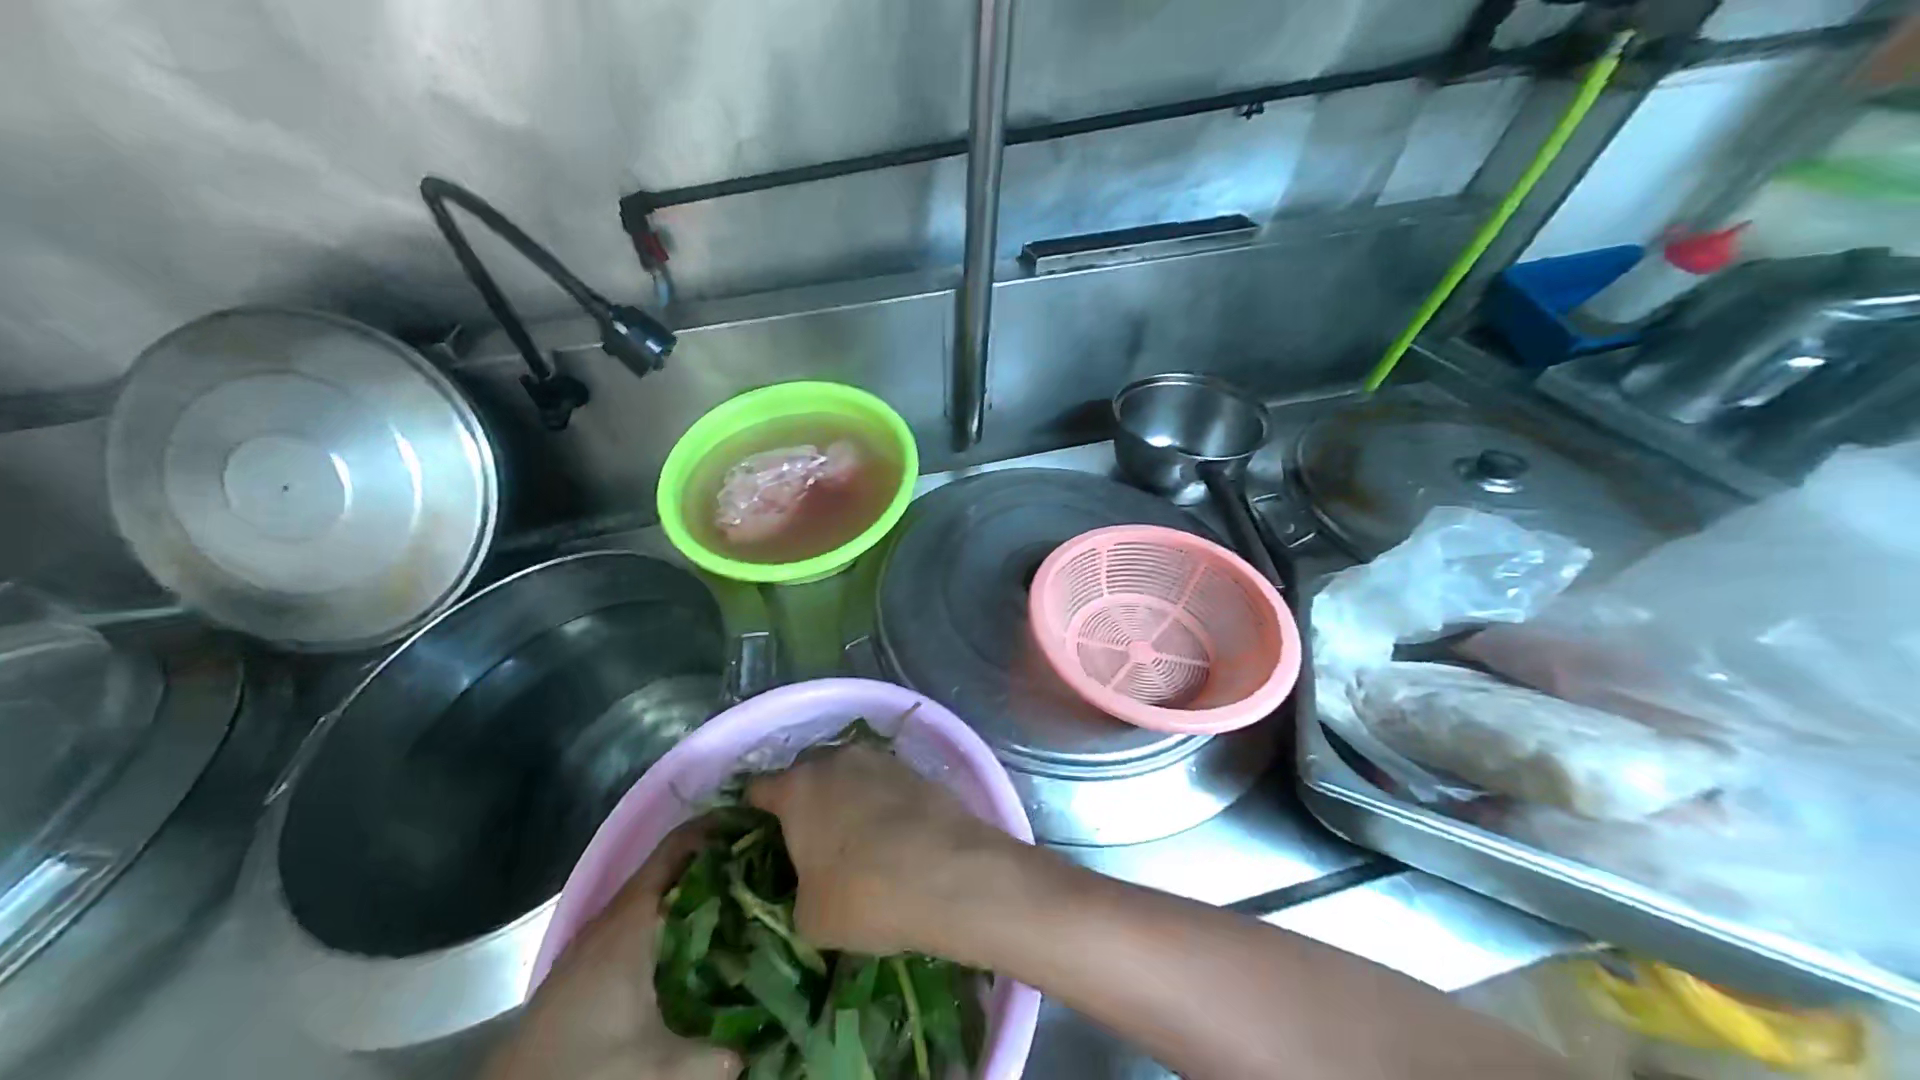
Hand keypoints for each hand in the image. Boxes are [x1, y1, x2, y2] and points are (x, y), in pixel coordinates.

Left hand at [480, 823, 740, 1079]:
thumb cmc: (580, 1069)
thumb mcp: (654, 1069)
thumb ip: (712, 1059)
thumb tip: (755, 1050)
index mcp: (632, 920)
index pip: (675, 848)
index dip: (715, 830)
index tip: (755, 825)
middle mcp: (614, 917)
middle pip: (671, 866)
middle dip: (716, 860)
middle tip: (761, 863)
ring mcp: (598, 937)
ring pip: (657, 892)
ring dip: (695, 887)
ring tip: (741, 895)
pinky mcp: (589, 961)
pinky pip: (643, 916)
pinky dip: (674, 912)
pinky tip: (697, 938)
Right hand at [747, 743, 1022, 957]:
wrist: (951, 873)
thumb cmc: (865, 894)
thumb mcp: (809, 916)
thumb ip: (797, 890)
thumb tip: (811, 884)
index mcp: (797, 787)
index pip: (758, 789)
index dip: (753, 812)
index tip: (757, 836)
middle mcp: (836, 760)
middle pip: (806, 772)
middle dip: (803, 799)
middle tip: (808, 838)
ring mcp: (881, 760)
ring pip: (849, 773)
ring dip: (846, 798)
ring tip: (855, 839)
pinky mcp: (918, 770)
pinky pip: (884, 784)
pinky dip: (881, 804)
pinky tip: (891, 837)